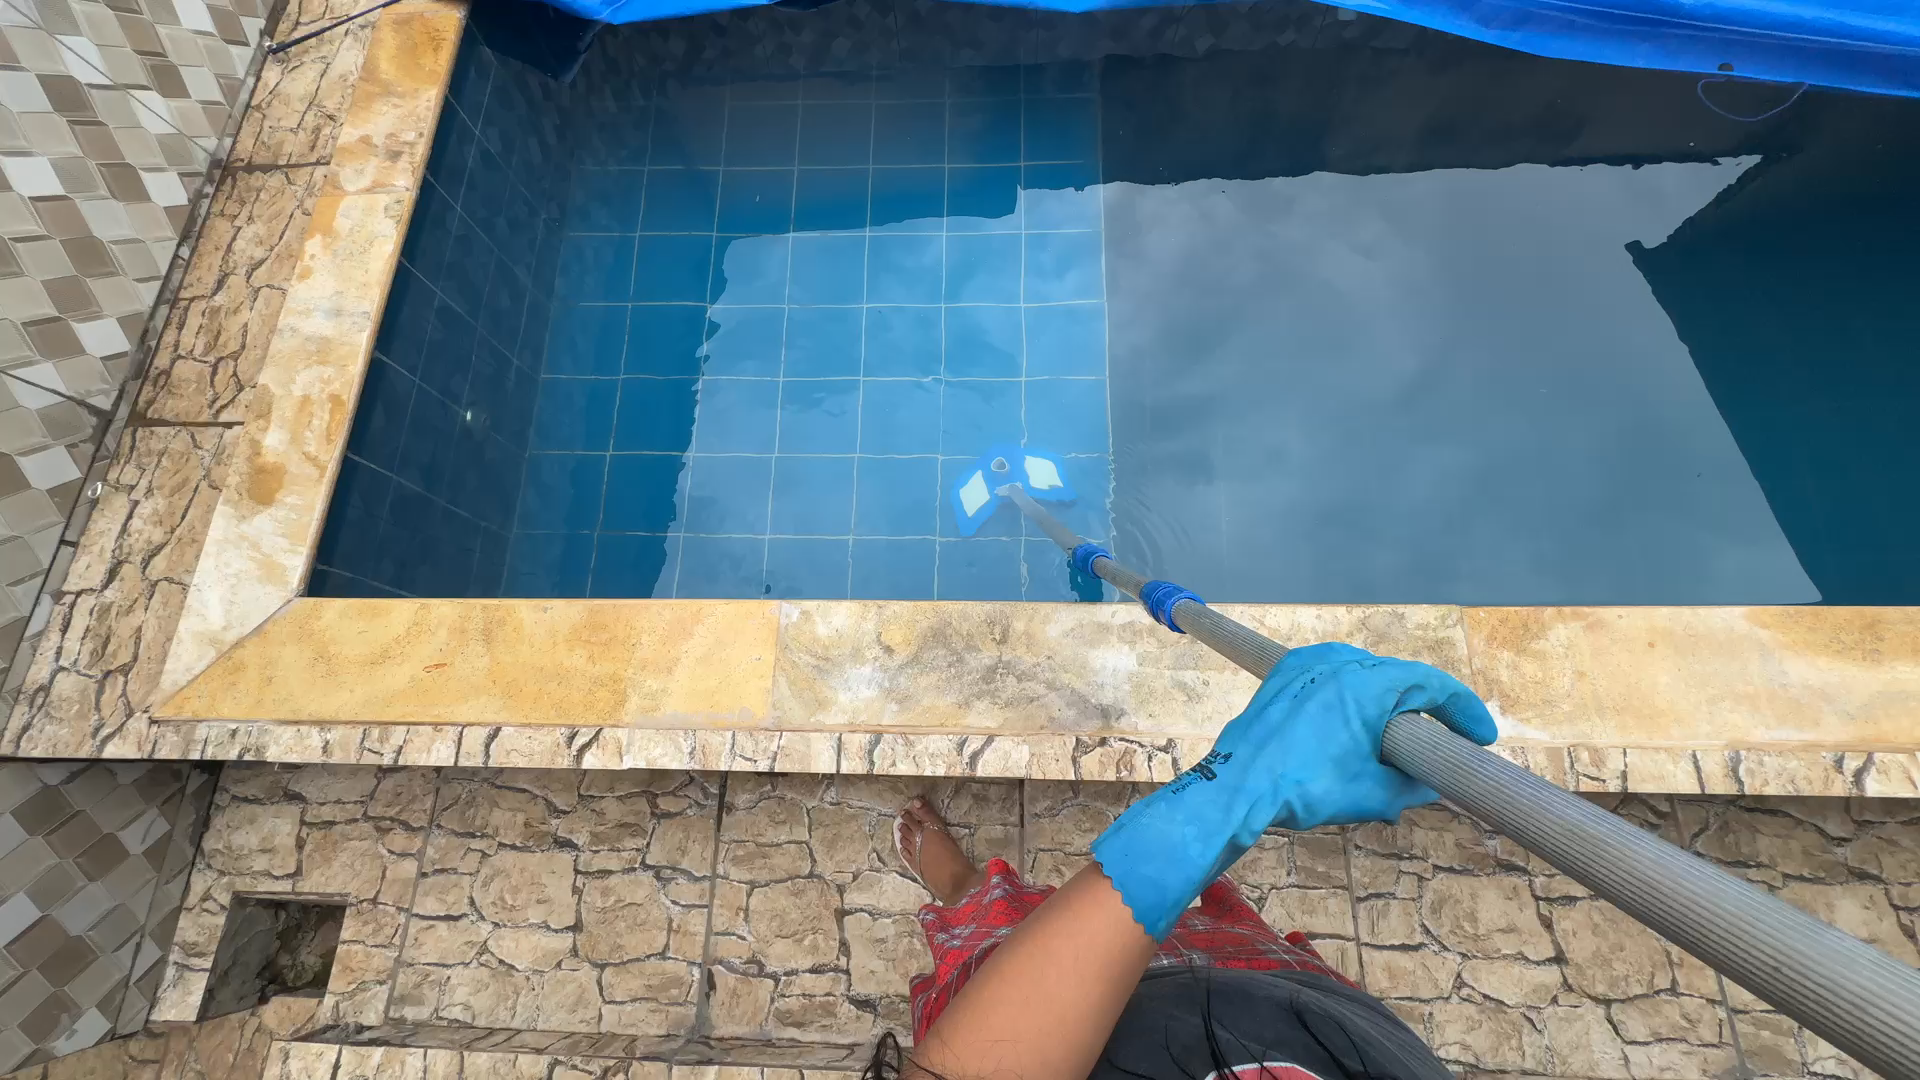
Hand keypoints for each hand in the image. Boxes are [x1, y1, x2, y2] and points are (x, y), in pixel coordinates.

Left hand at [1091, 642, 1496, 937]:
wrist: (1238, 786)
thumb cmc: (1307, 787)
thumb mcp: (1376, 793)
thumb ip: (1412, 784)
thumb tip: (1426, 782)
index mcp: (1363, 681)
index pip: (1430, 682)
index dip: (1463, 709)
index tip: (1481, 737)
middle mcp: (1334, 662)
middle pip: (1396, 674)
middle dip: (1425, 704)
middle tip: (1447, 736)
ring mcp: (1303, 665)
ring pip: (1361, 671)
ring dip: (1386, 696)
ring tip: (1402, 730)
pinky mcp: (1282, 676)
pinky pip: (1330, 674)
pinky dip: (1352, 691)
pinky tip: (1356, 718)